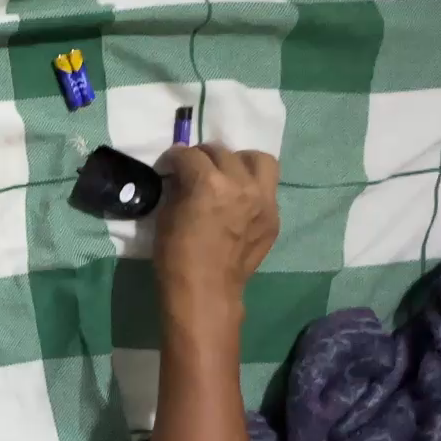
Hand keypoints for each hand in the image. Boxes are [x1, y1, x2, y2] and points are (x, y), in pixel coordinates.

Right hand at [155, 144, 279, 324]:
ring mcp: (264, 200)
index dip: (174, 157)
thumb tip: (181, 177)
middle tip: (192, 167)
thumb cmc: (175, 256)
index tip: (168, 164)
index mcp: (208, 184)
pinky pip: (266, 187)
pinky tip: (237, 199)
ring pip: (258, 160)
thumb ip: (178, 190)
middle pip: (223, 152)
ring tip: (226, 172)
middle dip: (203, 155)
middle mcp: (241, 185)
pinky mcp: (274, 215)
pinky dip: (250, 185)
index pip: (190, 154)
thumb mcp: (166, 216)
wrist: (205, 289)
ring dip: (238, 160)